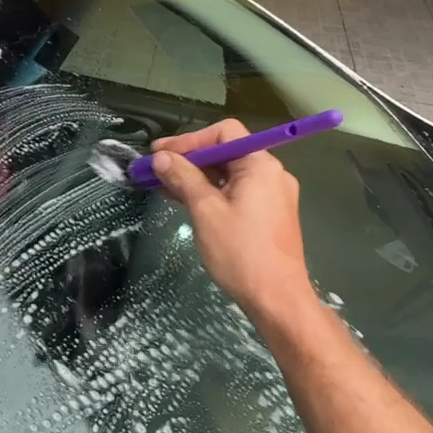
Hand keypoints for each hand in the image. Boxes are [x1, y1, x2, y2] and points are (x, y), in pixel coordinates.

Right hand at [150, 119, 316, 321]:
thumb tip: (162, 158)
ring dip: (195, 176)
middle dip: (189, 158)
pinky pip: (235, 192)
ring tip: (162, 185)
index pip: (224, 133)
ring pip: (228, 173)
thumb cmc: (240, 252)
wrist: (277, 299)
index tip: (159, 154)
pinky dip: (209, 192)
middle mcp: (271, 174)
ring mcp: (272, 195)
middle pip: (226, 151)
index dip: (189, 140)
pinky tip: (183, 200)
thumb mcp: (205, 211)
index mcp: (260, 166)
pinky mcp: (268, 215)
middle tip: (155, 169)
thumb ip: (183, 178)